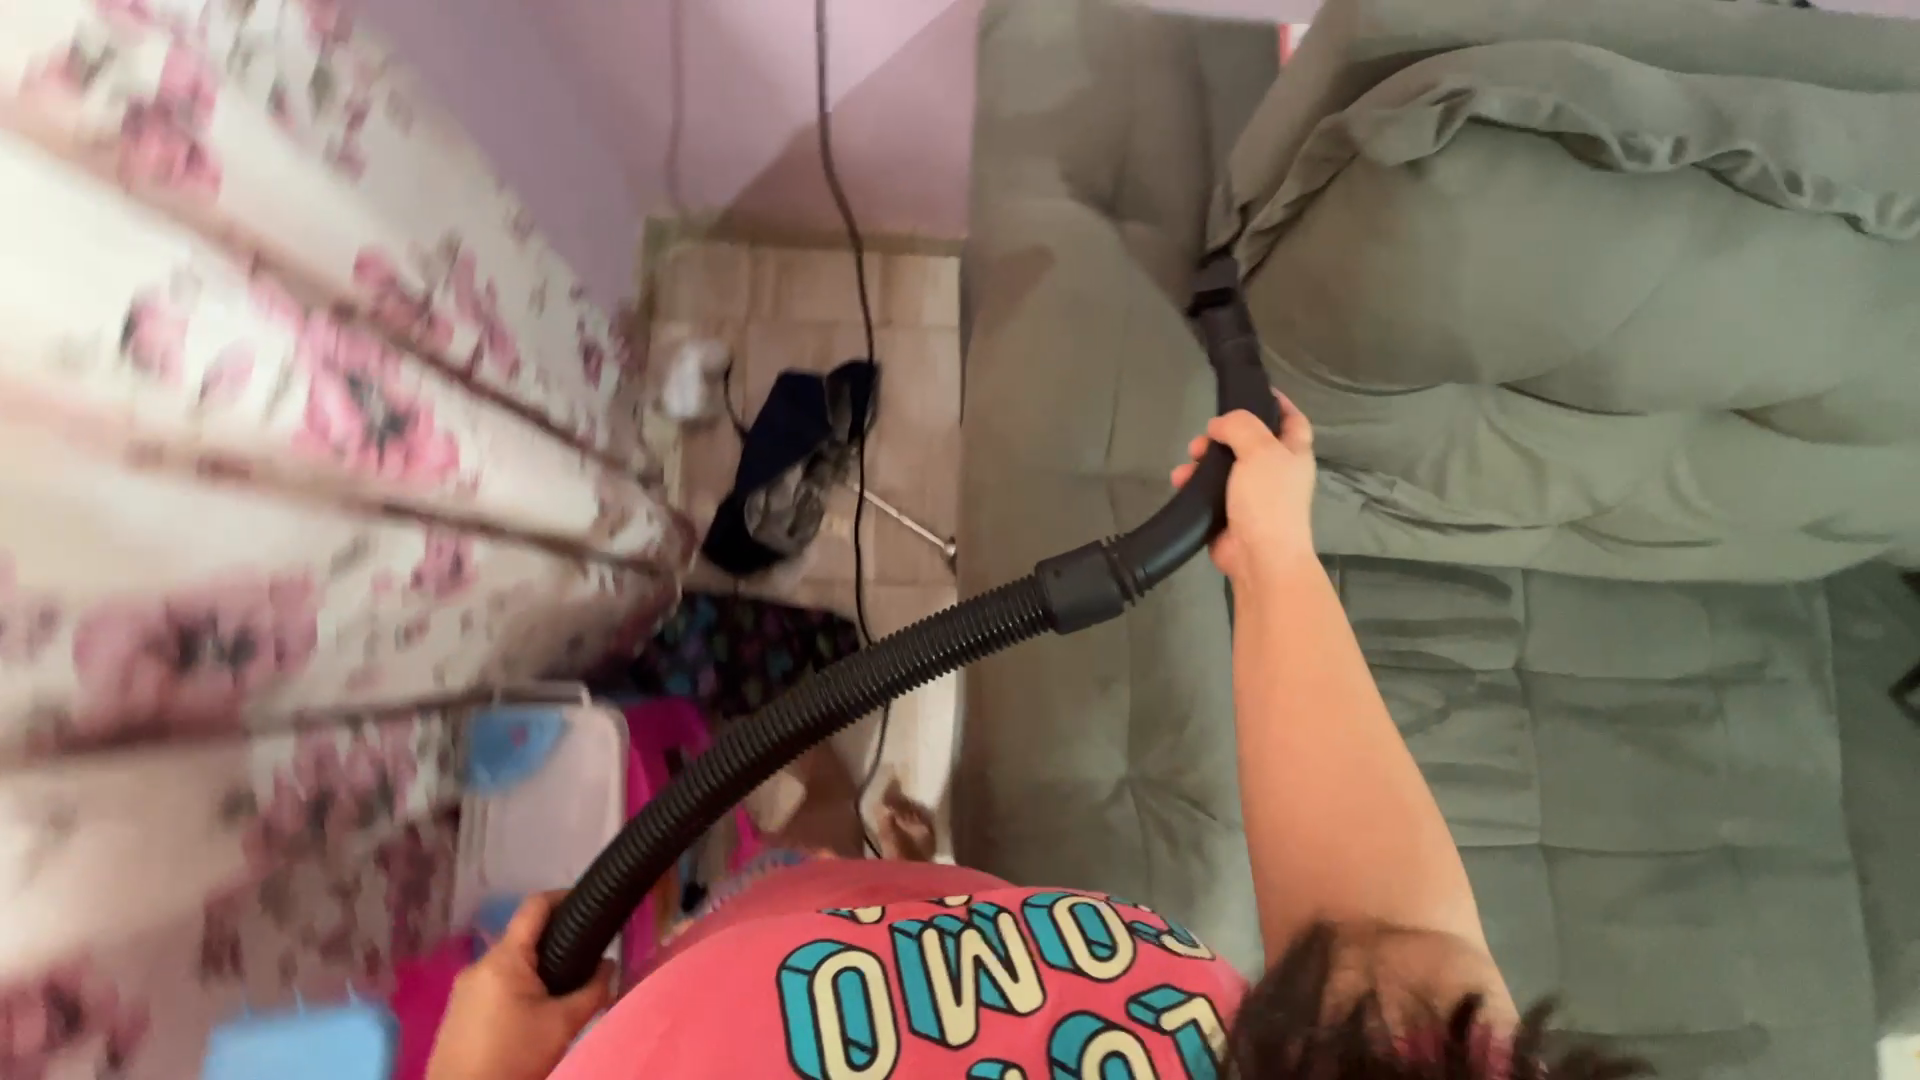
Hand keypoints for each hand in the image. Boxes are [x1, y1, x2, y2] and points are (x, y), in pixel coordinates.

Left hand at [426, 892, 613, 1079]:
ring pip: (510, 964)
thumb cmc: (513, 1061)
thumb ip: (594, 988)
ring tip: (563, 991)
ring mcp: (463, 991)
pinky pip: (494, 985)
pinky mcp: (456, 1014)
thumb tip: (608, 965)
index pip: (535, 905)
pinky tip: (532, 1015)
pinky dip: (518, 988)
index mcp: (504, 959)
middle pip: (524, 937)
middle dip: (556, 942)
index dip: (564, 895)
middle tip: (585, 958)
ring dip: (537, 969)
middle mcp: (478, 966)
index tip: (590, 904)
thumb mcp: (564, 1025)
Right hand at [1169, 391, 1315, 585]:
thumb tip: (1217, 426)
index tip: (1258, 391)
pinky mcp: (1228, 513)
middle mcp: (1275, 472)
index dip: (1279, 404)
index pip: (1293, 420)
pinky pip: (1208, 490)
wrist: (1259, 556)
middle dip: (1223, 435)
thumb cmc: (1268, 499)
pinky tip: (1181, 481)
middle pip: (1248, 442)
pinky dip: (1193, 484)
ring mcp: (1252, 494)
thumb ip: (1240, 426)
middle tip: (1204, 437)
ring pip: (1223, 466)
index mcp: (1293, 454)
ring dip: (1202, 460)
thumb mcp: (1260, 450)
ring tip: (1188, 461)